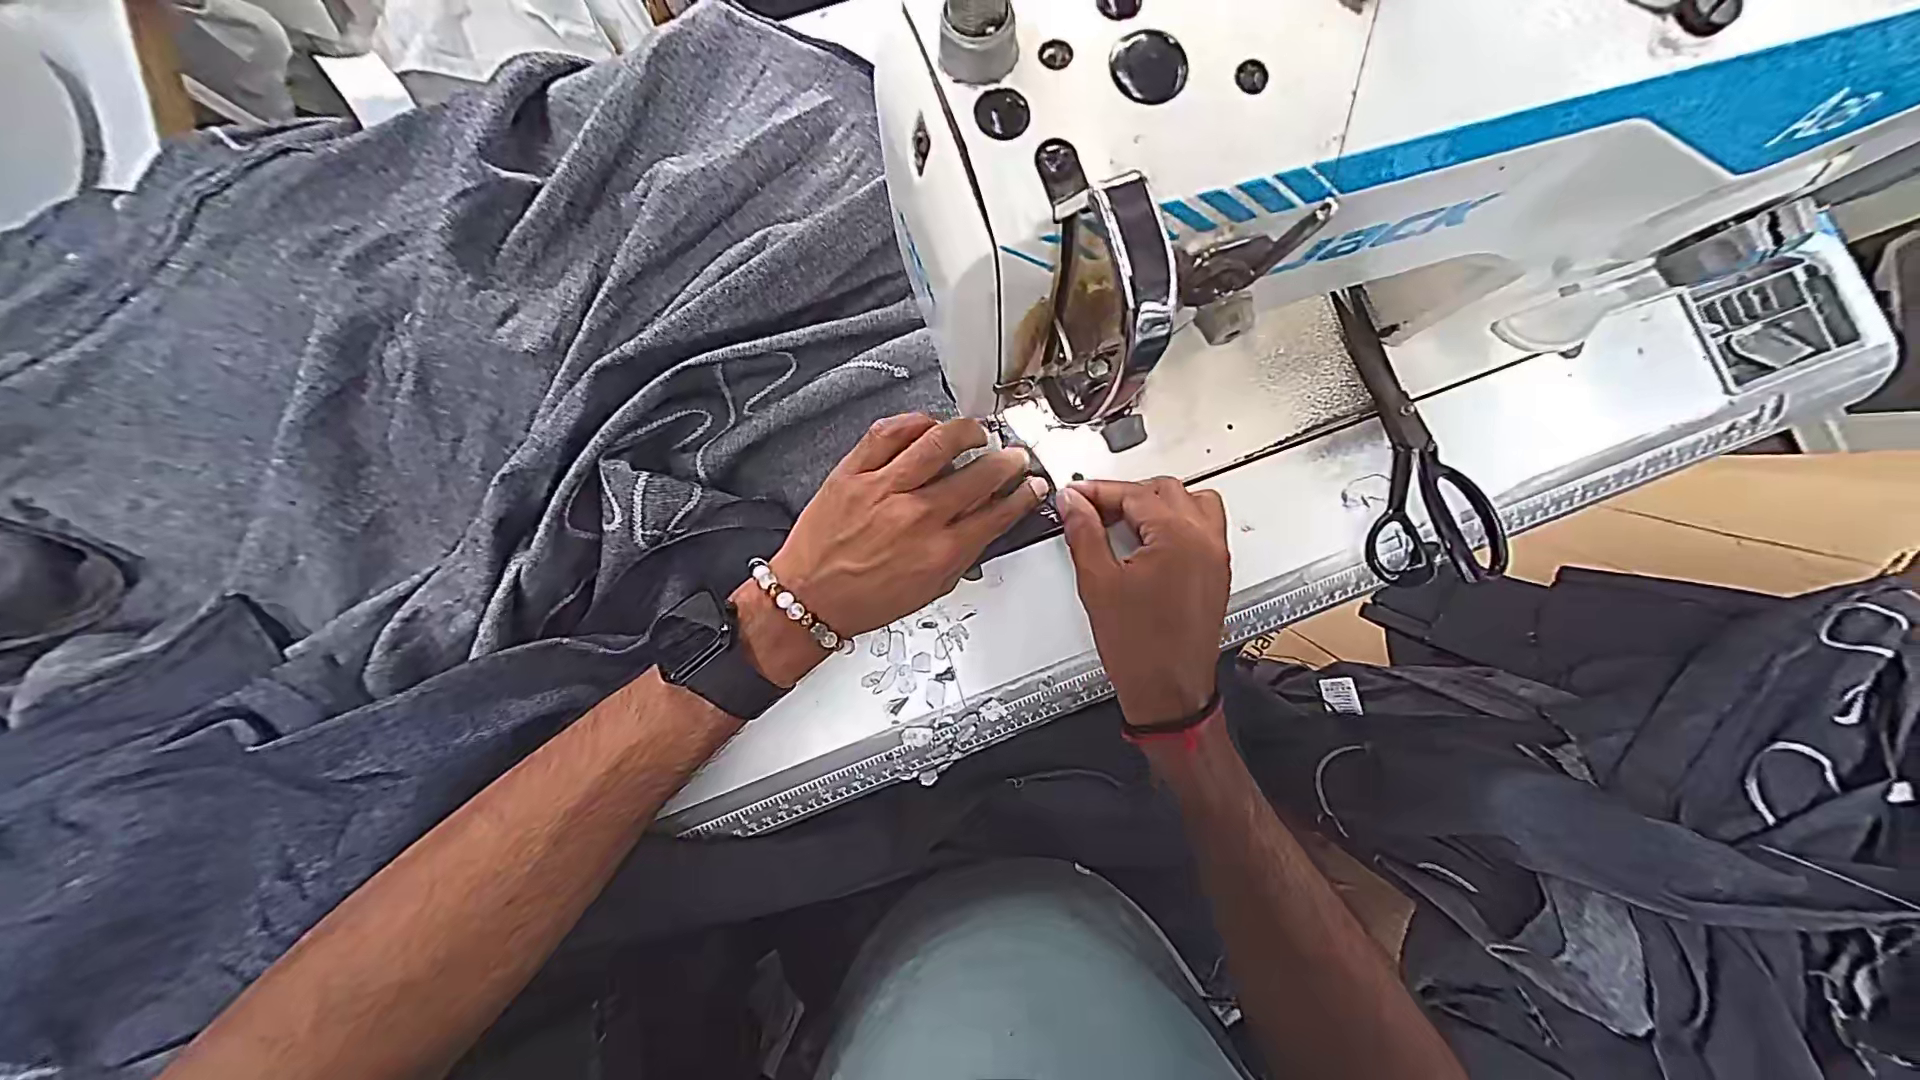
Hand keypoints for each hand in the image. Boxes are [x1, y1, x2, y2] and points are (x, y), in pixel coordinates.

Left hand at [733, 413, 1044, 685]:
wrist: (809, 599)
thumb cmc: (863, 600)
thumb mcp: (930, 589)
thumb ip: (963, 554)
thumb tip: (987, 523)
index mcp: (940, 551)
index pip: (997, 512)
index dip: (1022, 494)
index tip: (1029, 485)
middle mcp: (916, 516)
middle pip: (979, 474)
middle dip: (1007, 461)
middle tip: (1012, 456)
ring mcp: (883, 490)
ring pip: (938, 442)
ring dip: (968, 432)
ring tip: (975, 433)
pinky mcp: (853, 474)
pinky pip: (888, 433)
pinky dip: (914, 422)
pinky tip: (926, 425)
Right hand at [1057, 477, 1230, 727]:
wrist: (1168, 691)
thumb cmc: (1142, 649)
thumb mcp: (1097, 582)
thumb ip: (1084, 532)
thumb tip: (1074, 503)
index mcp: (1179, 537)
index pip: (1134, 493)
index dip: (1098, 491)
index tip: (1075, 497)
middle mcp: (1206, 541)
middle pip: (1164, 490)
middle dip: (1123, 495)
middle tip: (1090, 509)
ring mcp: (1215, 557)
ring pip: (1189, 502)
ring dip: (1154, 503)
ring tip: (1121, 520)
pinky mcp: (1216, 573)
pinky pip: (1202, 526)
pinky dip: (1175, 521)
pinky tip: (1148, 540)